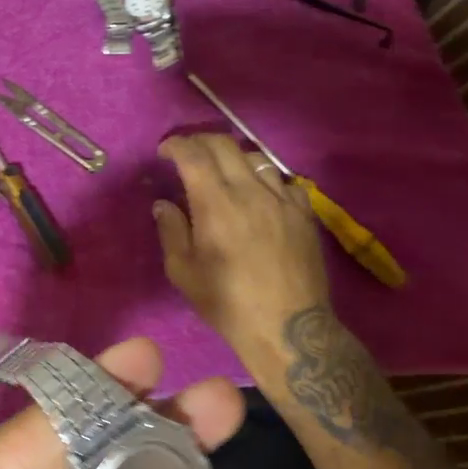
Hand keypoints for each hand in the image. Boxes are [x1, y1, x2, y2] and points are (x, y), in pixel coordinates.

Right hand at [155, 134, 330, 349]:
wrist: (288, 327)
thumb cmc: (227, 302)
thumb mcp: (183, 273)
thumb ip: (171, 231)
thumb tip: (163, 204)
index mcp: (215, 204)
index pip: (193, 154)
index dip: (176, 145)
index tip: (165, 151)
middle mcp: (250, 191)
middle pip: (225, 144)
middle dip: (201, 141)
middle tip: (189, 153)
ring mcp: (281, 199)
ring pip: (256, 157)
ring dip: (233, 158)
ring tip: (225, 172)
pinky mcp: (304, 212)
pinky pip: (284, 180)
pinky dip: (266, 179)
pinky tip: (260, 195)